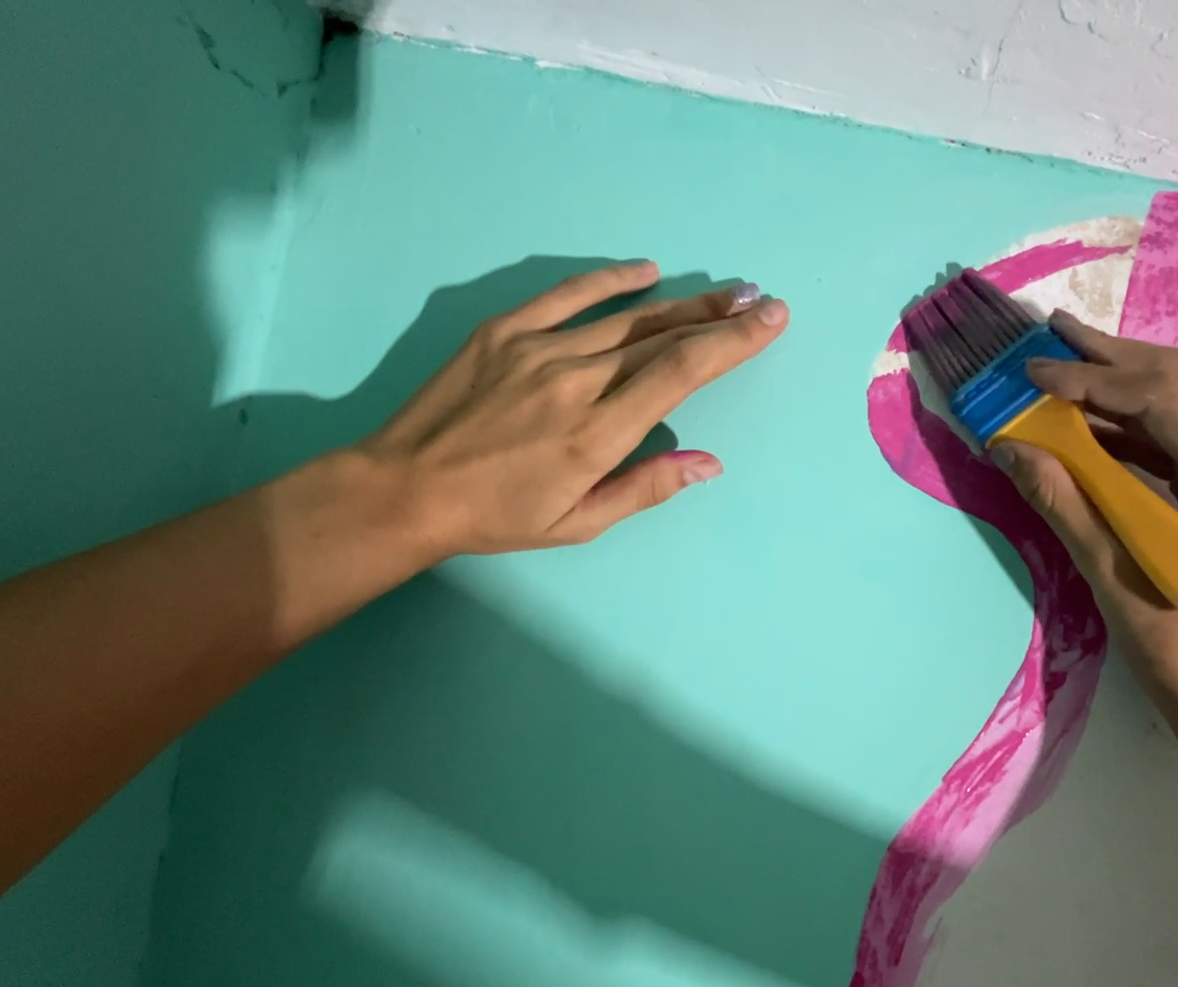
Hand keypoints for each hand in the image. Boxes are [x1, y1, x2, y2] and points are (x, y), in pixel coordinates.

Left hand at [358, 260, 787, 562]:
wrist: (407, 488)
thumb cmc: (498, 516)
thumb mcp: (578, 524)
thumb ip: (645, 488)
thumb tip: (708, 462)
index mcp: (599, 433)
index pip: (681, 374)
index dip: (732, 345)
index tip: (770, 321)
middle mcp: (577, 380)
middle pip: (663, 338)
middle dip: (720, 319)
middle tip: (760, 300)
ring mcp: (539, 348)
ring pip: (626, 317)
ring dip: (681, 303)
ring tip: (724, 293)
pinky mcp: (505, 330)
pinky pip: (569, 295)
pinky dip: (611, 280)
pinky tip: (645, 271)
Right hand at [992, 311, 1177, 708]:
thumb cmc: (1170, 637)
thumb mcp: (1108, 567)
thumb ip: (1060, 498)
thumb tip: (1006, 446)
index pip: (1161, 398)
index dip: (1092, 377)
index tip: (1032, 370)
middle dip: (1107, 354)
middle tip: (1050, 331)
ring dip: (1119, 373)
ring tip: (1064, 352)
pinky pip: (1177, 426)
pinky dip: (1128, 409)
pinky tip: (1086, 403)